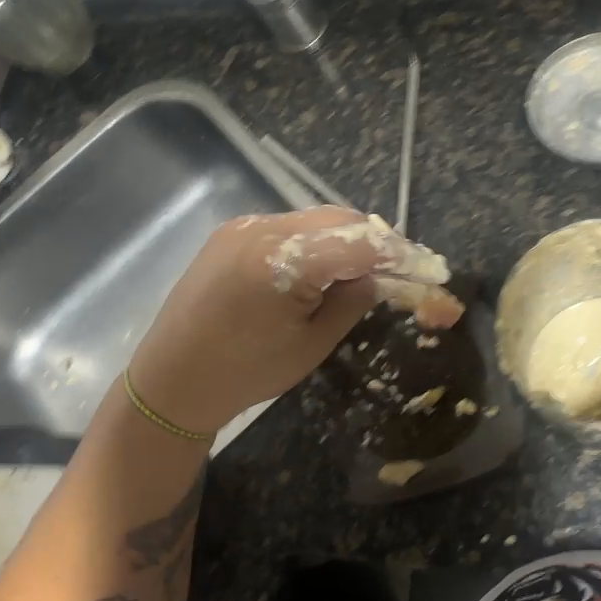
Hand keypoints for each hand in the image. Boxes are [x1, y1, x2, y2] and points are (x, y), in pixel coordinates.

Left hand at [127, 207, 463, 434]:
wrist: (171, 381)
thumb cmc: (245, 373)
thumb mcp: (312, 345)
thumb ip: (351, 302)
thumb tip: (378, 277)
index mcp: (282, 260)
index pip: (359, 243)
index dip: (400, 255)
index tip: (430, 269)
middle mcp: (262, 228)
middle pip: (339, 220)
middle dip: (377, 241)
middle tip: (405, 268)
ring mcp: (243, 226)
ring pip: (315, 219)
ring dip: (349, 238)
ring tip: (373, 267)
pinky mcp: (231, 233)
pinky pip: (289, 226)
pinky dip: (318, 241)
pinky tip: (330, 264)